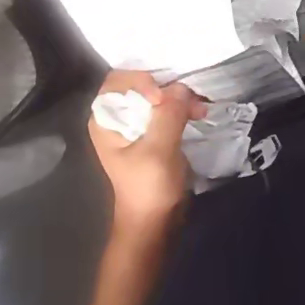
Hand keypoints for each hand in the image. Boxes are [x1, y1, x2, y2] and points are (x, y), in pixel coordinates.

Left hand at [87, 71, 205, 235]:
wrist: (154, 223)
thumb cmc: (149, 188)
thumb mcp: (159, 150)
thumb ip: (168, 115)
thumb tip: (180, 88)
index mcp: (105, 120)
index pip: (118, 81)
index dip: (141, 81)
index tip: (162, 97)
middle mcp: (115, 118)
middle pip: (138, 85)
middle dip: (165, 87)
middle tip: (190, 98)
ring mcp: (133, 126)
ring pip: (155, 97)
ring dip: (177, 99)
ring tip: (200, 109)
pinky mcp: (151, 134)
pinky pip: (164, 111)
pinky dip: (181, 109)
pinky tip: (199, 114)